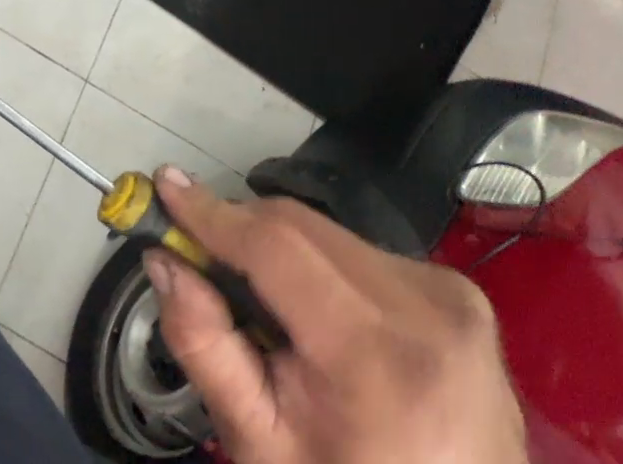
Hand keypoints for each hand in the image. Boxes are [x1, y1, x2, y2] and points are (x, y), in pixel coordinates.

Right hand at [144, 167, 526, 463]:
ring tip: (256, 298)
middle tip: (190, 251)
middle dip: (235, 227)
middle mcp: (428, 308)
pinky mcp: (459, 294)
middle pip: (300, 227)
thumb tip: (163, 260)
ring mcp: (452, 297)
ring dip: (274, 245)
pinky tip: (310, 309)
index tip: (163, 186)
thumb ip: (202, 345)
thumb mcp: (256, 437)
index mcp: (378, 353)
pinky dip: (315, 262)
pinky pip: (358, 249)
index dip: (212, 211)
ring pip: (325, 231)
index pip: (276, 245)